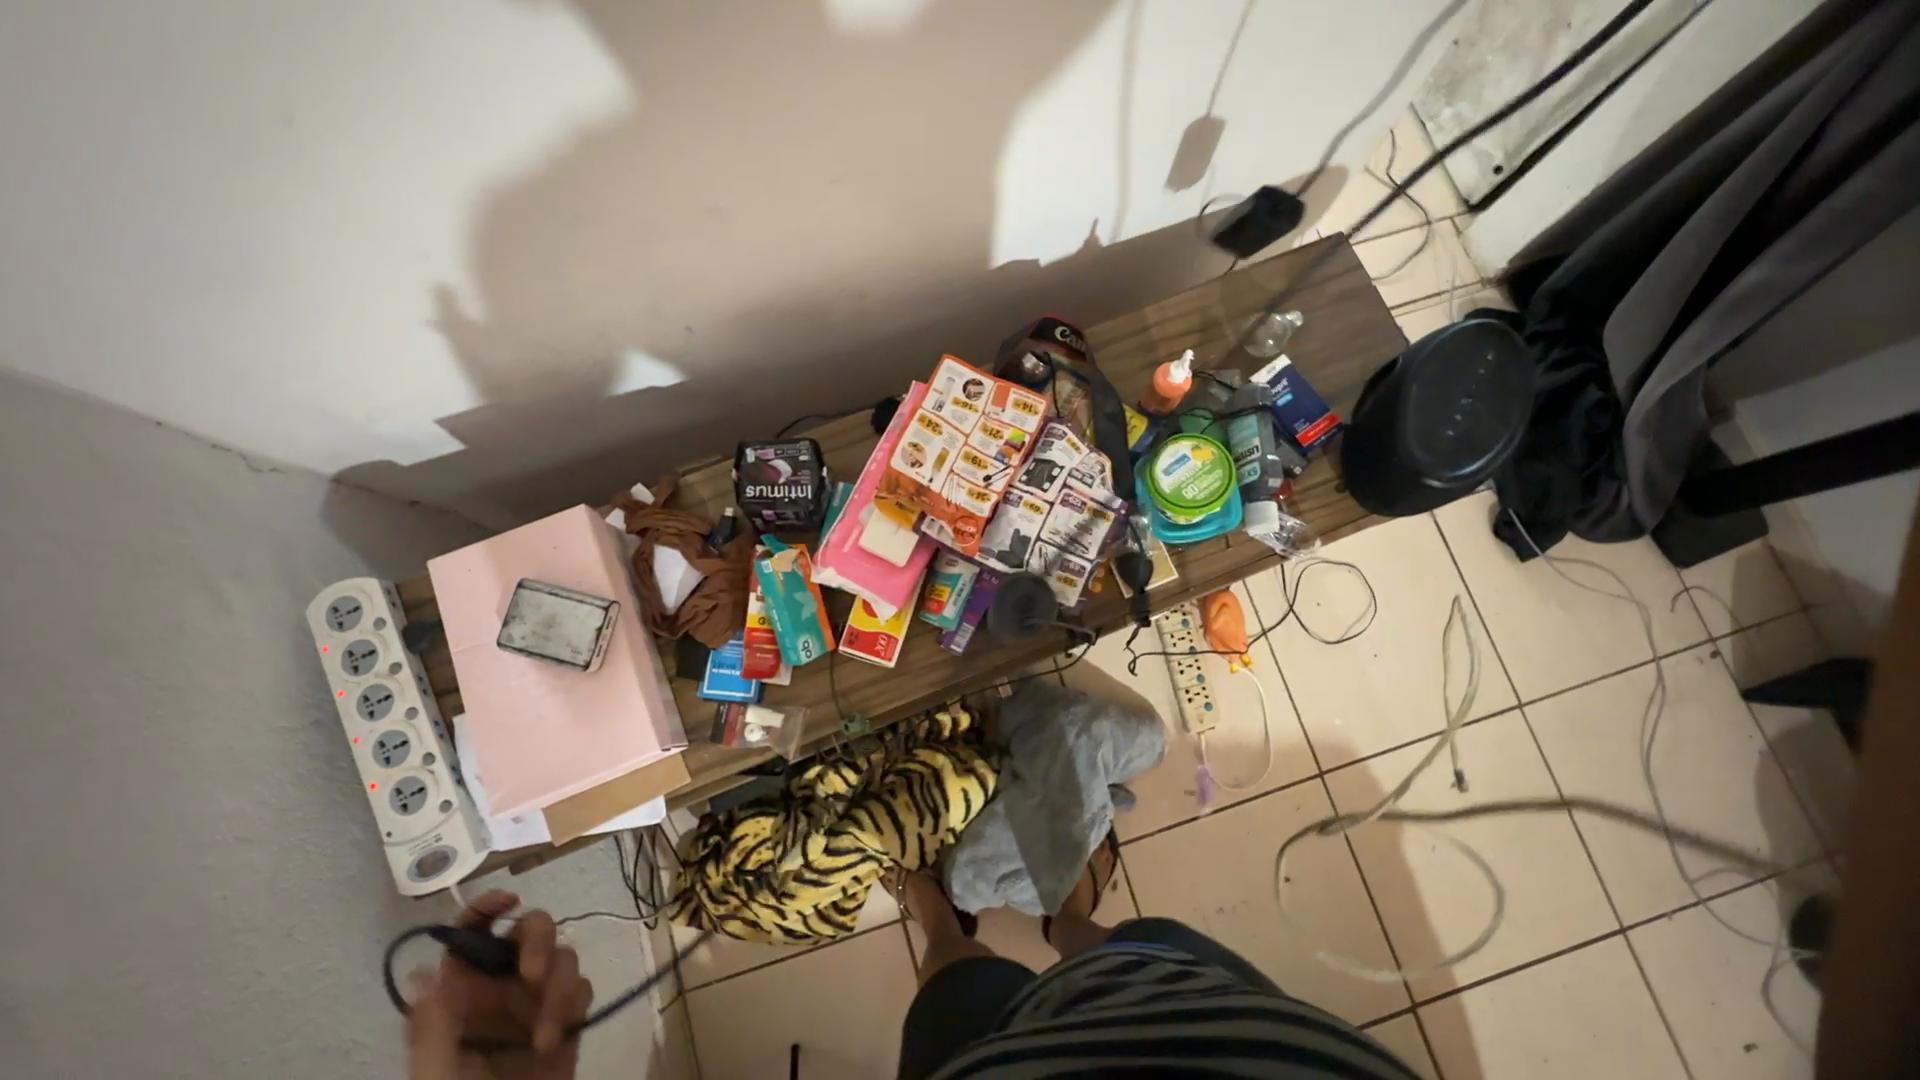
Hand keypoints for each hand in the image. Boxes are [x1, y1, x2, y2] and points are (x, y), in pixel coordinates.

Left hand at [407, 890, 592, 1079]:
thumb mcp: (435, 1074)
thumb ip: (430, 1026)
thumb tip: (422, 968)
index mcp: (463, 989)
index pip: (474, 931)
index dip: (487, 907)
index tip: (508, 900)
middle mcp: (501, 984)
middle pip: (531, 928)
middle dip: (538, 940)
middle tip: (533, 974)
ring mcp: (536, 1001)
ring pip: (562, 957)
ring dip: (558, 988)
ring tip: (545, 1036)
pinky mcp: (568, 1018)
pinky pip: (581, 988)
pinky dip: (572, 1007)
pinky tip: (556, 1040)